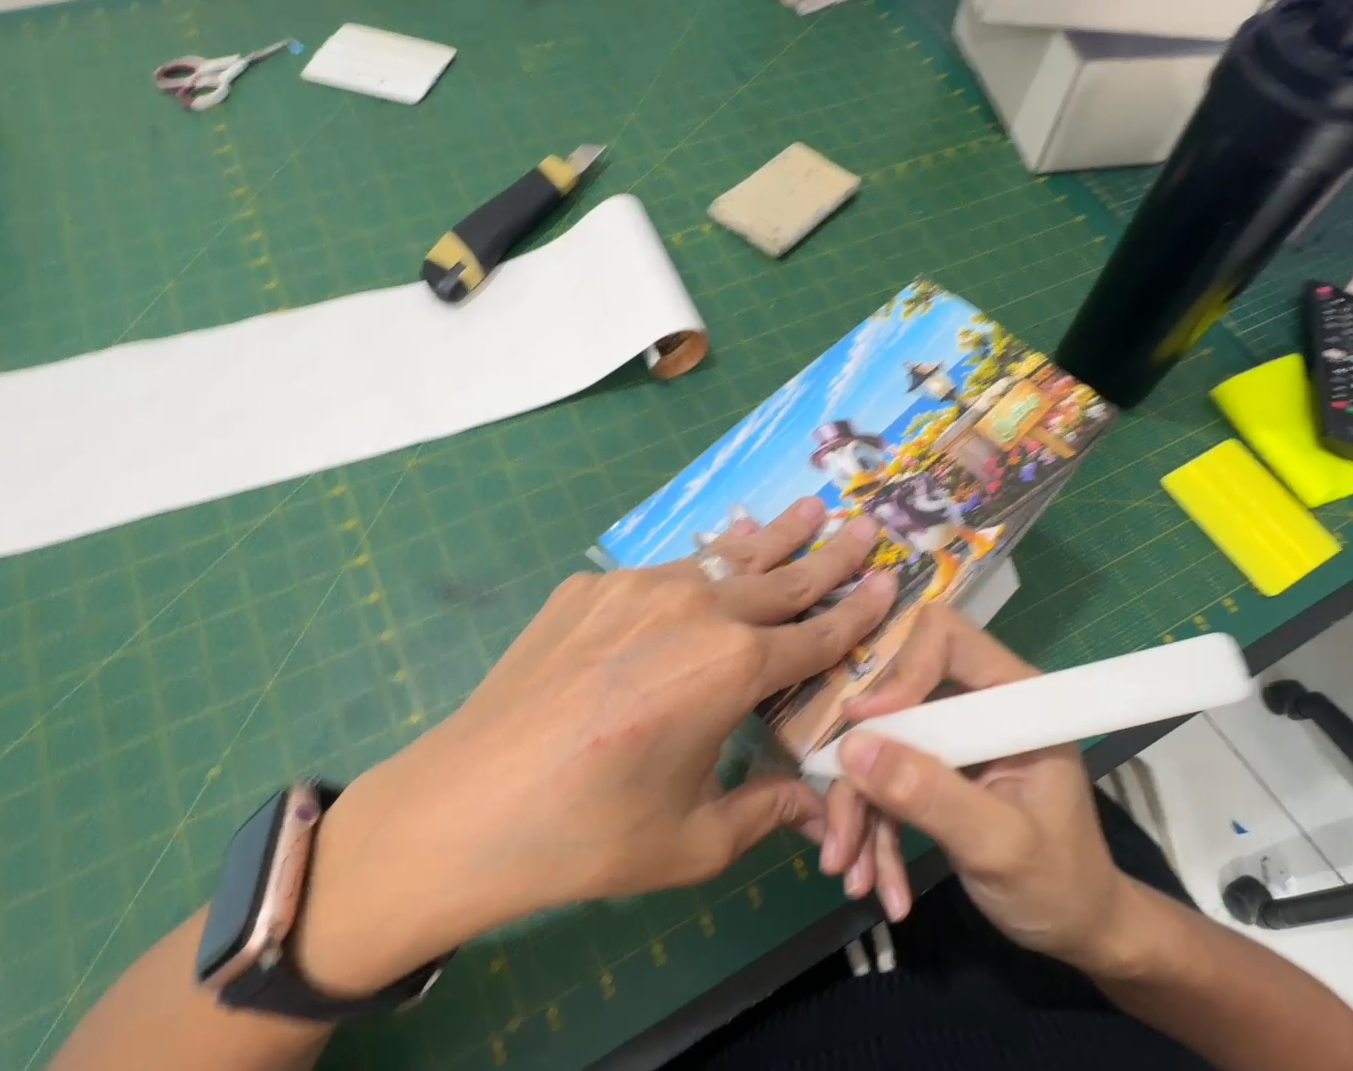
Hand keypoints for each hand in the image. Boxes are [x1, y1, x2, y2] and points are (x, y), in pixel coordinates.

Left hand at [291, 498, 896, 994]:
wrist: (462, 809)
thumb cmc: (589, 837)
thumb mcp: (694, 841)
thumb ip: (766, 811)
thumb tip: (815, 803)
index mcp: (730, 669)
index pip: (815, 635)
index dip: (858, 614)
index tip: (890, 583)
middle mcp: (691, 610)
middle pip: (778, 578)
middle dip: (828, 556)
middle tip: (864, 527)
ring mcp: (633, 589)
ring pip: (720, 562)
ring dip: (767, 543)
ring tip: (805, 512)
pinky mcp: (587, 589)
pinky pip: (660, 574)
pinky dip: (698, 569)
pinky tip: (710, 566)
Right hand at [822, 606, 1143, 974]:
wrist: (1075, 929)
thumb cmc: (1059, 884)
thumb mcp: (998, 844)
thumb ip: (931, 795)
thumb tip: (853, 748)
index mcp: (1014, 700)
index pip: (946, 639)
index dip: (899, 671)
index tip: (863, 729)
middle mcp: (978, 708)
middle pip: (894, 702)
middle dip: (861, 773)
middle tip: (839, 838)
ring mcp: (953, 741)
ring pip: (878, 749)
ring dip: (859, 814)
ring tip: (851, 876)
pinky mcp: (934, 772)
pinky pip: (884, 784)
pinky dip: (873, 833)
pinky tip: (875, 883)